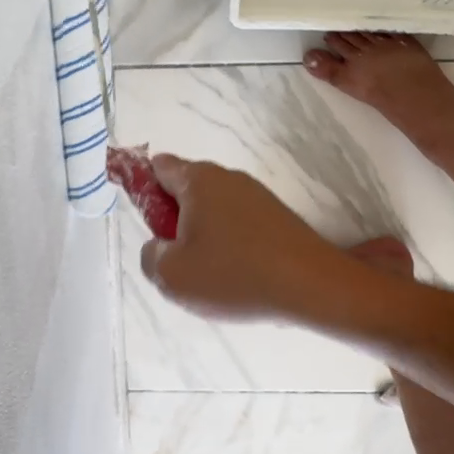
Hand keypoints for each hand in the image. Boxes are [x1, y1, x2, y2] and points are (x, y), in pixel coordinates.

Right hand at [139, 153, 347, 321]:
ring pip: (211, 211)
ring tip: (209, 276)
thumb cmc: (234, 275)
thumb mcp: (171, 276)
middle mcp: (228, 178)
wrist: (313, 287)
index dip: (141, 187)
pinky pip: (237, 226)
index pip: (157, 166)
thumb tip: (159, 247)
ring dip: (201, 238)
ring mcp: (256, 196)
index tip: (145, 223)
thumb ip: (150, 255)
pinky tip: (237, 278)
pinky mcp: (277, 218)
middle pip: (185, 190)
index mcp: (198, 180)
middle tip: (175, 260)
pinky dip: (229, 247)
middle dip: (172, 221)